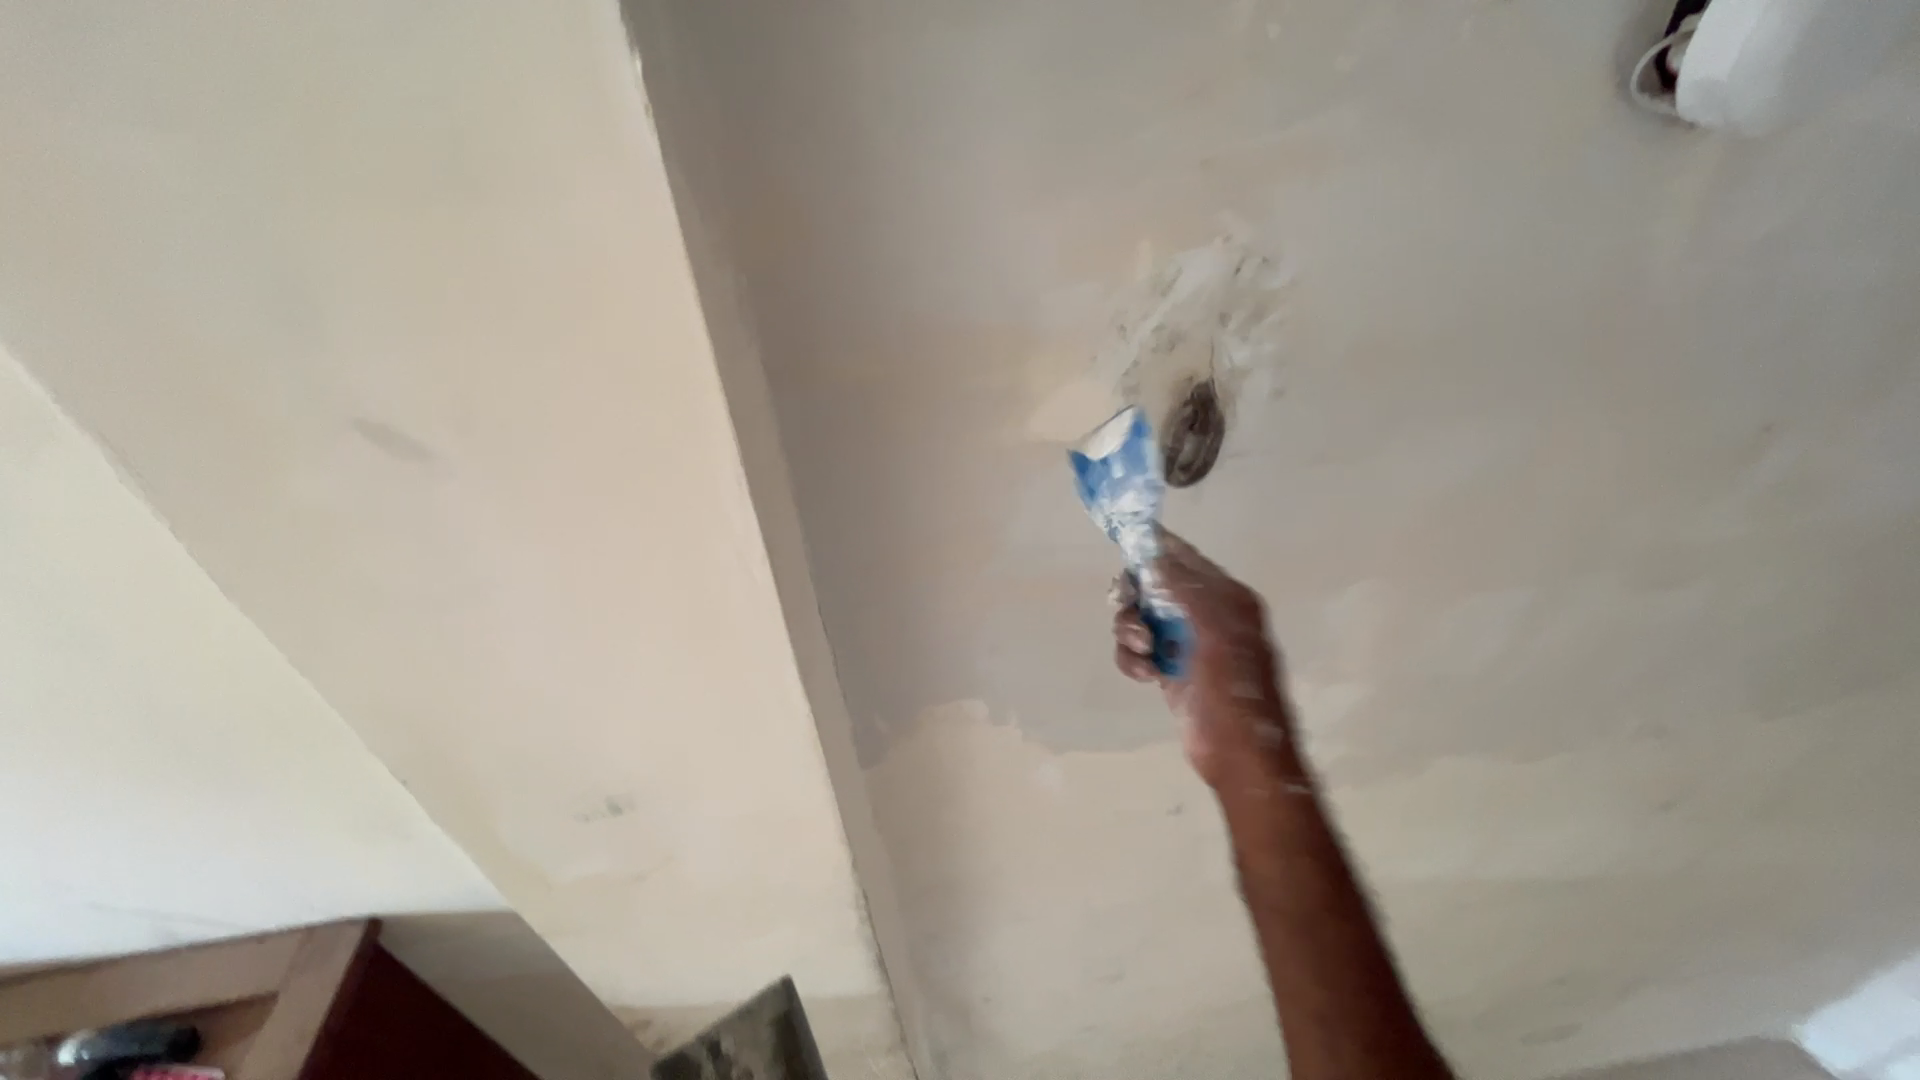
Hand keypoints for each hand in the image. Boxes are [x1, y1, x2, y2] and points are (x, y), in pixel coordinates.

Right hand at [1112, 530, 1296, 787]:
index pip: (1183, 558)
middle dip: (1134, 598)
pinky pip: (1137, 651)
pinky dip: (1132, 659)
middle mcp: (1205, 614)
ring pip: (1140, 618)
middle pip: (1153, 585)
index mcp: (1226, 597)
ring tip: (1142, 652)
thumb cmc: (1235, 689)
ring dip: (1130, 631)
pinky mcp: (1168, 671)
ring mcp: (1185, 643)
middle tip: (1131, 617)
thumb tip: (1153, 553)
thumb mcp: (1215, 629)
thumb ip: (1184, 587)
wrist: (1240, 754)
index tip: (1124, 546)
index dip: (1154, 548)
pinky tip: (1144, 676)